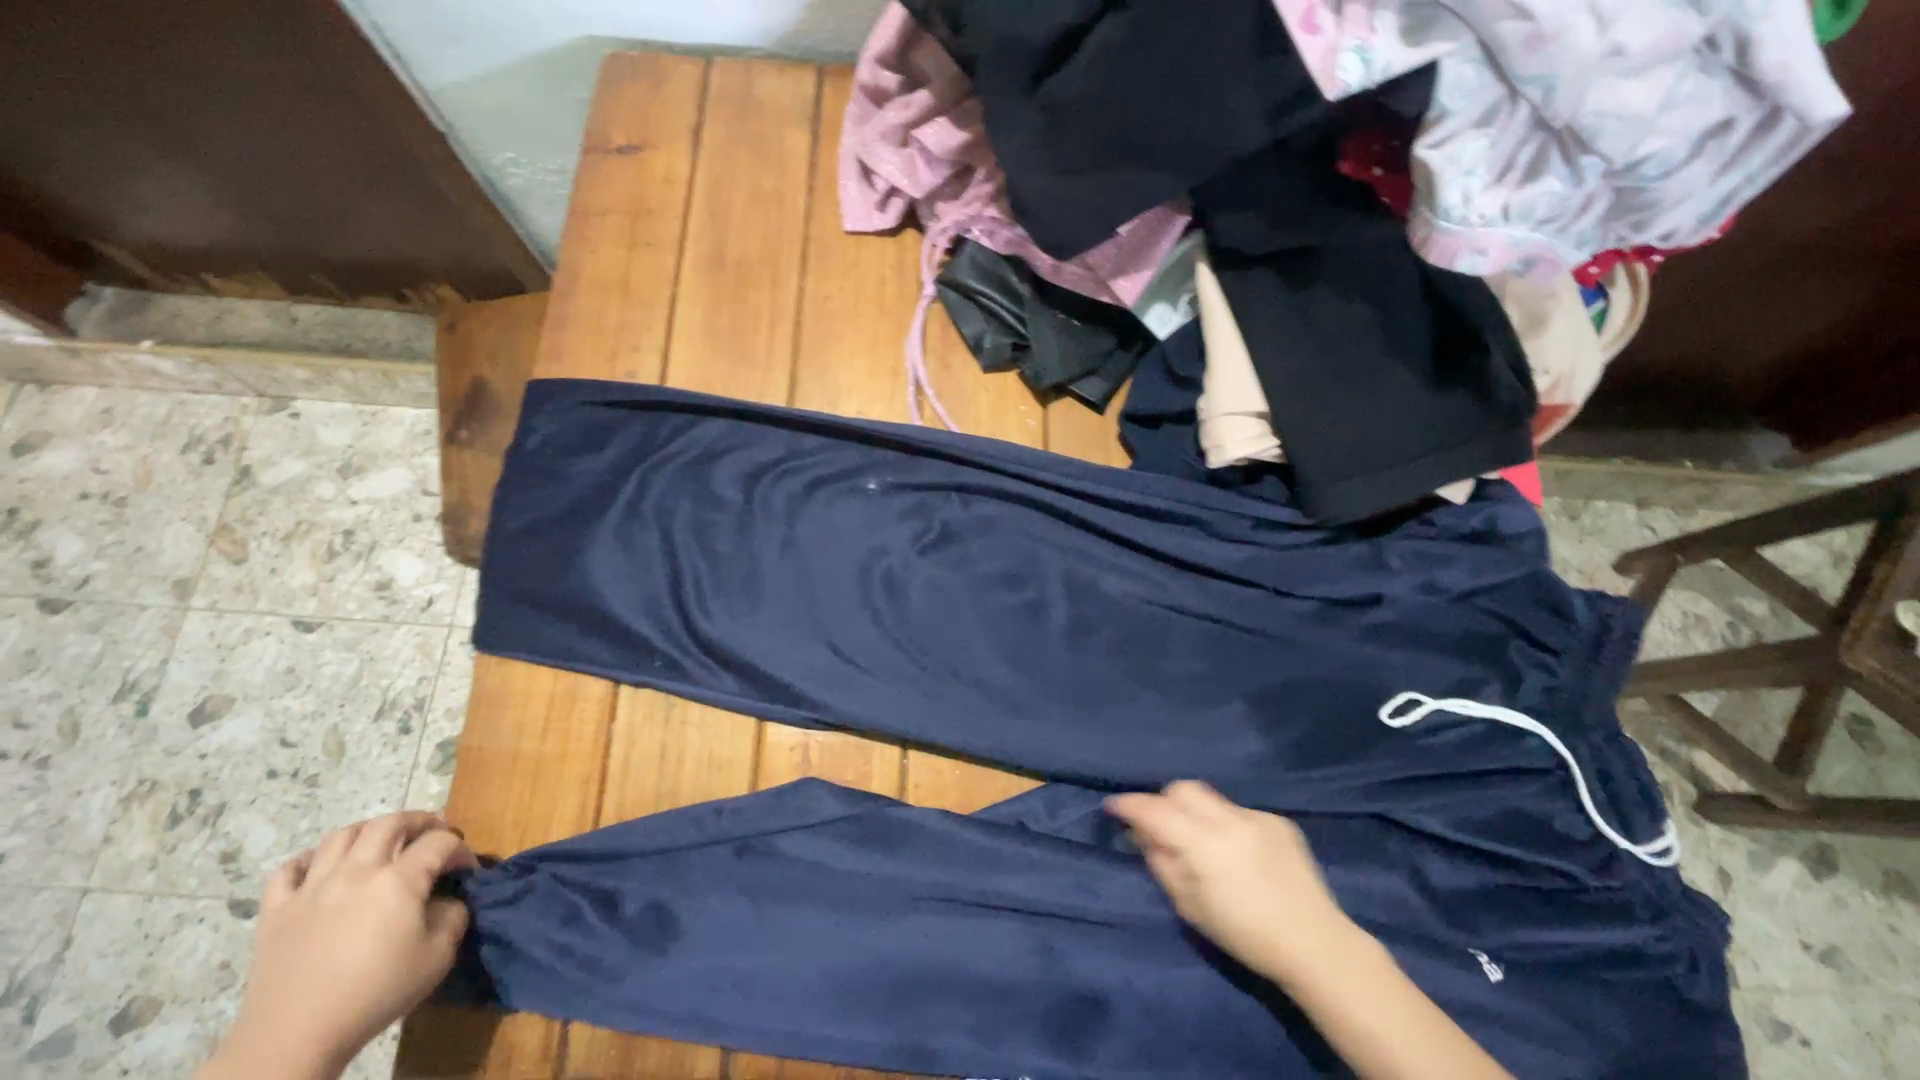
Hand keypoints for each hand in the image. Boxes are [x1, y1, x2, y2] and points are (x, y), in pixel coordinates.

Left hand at [198, 812, 478, 1079]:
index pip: (439, 843)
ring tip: (381, 841)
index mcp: (399, 880)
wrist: (297, 1033)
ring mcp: (311, 887)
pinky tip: (320, 868)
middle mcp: (356, 871)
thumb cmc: (376, 993)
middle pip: (389, 823)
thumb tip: (447, 900)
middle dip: (419, 820)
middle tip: (433, 831)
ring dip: (367, 830)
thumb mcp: (437, 958)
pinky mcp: (276, 909)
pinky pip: (288, 869)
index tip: (468, 869)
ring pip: (340, 836)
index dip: (460, 849)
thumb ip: (453, 918)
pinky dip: (308, 860)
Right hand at [1105, 781, 1360, 985]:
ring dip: (1196, 814)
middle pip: (1183, 789)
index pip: (1154, 810)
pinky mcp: (1279, 822)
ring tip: (1201, 845)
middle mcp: (1230, 819)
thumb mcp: (1189, 906)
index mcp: (1203, 843)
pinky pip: (1239, 813)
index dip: (1129, 805)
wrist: (1314, 943)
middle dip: (1164, 802)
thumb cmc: (1243, 934)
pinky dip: (1226, 826)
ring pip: (1212, 800)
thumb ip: (1161, 863)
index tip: (1112, 807)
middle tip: (1158, 827)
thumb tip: (1143, 836)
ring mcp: (1257, 817)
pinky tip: (1238, 855)